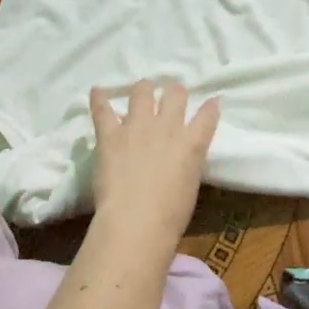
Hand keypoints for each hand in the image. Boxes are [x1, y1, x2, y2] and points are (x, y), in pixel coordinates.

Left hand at [89, 80, 219, 242]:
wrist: (137, 219)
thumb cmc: (171, 214)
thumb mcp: (191, 184)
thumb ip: (188, 163)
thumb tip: (181, 157)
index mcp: (192, 143)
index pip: (207, 116)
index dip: (210, 107)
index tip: (211, 102)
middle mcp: (168, 127)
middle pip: (175, 95)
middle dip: (175, 91)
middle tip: (172, 94)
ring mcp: (138, 126)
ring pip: (143, 92)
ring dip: (143, 89)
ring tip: (142, 90)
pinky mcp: (110, 133)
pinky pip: (103, 108)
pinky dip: (99, 97)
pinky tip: (97, 91)